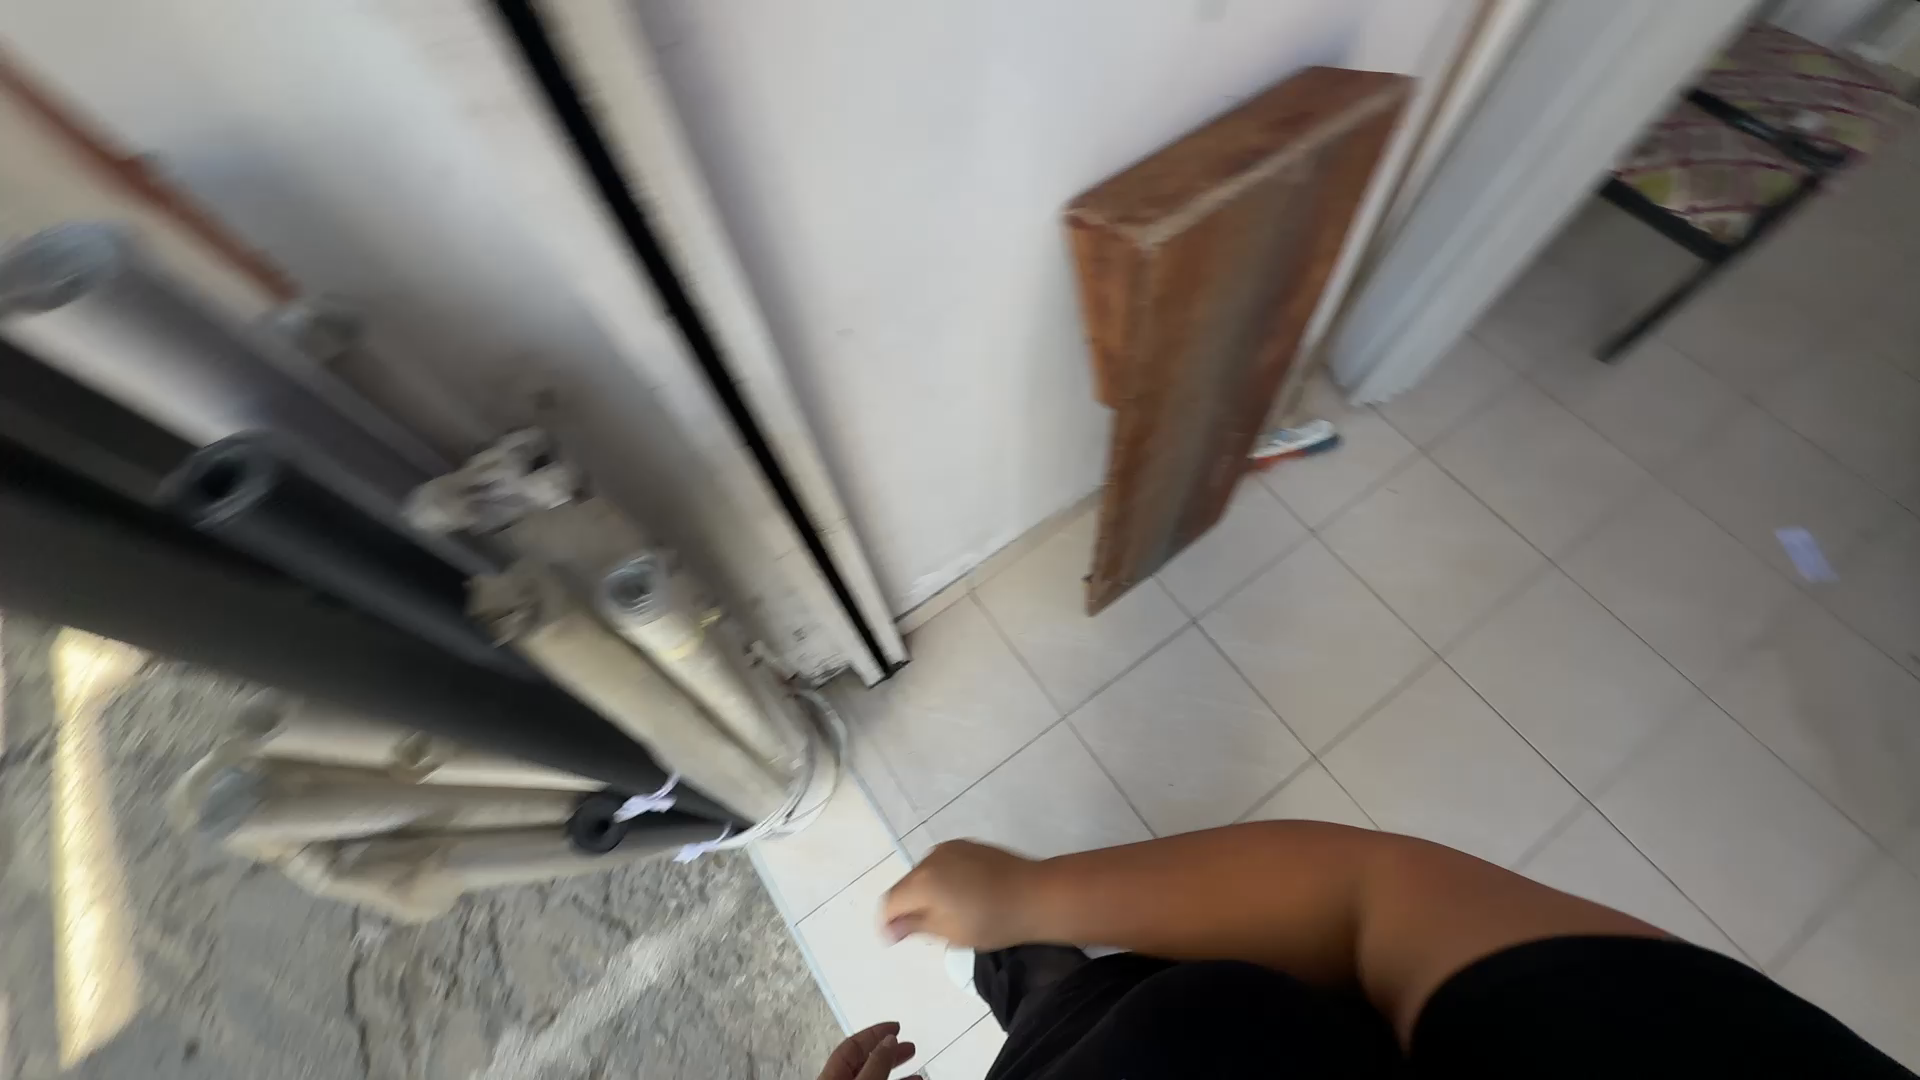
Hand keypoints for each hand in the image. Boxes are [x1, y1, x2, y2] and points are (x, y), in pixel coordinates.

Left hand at [817, 1021, 917, 1079]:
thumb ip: (876, 1061)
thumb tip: (889, 1039)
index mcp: (832, 1073)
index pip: (853, 1044)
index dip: (875, 1032)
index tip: (895, 1026)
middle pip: (865, 1061)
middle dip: (890, 1053)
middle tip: (908, 1046)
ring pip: (875, 1078)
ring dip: (897, 1073)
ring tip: (916, 1074)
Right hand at [880, 839, 1041, 948]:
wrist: (1033, 895)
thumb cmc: (991, 922)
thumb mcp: (949, 932)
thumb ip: (913, 926)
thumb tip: (887, 929)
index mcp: (922, 881)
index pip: (891, 901)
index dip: (890, 922)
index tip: (899, 939)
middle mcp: (931, 858)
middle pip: (907, 884)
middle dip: (910, 906)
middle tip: (931, 930)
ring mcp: (950, 847)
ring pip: (925, 873)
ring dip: (927, 892)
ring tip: (951, 913)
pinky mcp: (967, 844)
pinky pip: (943, 863)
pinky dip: (944, 879)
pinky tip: (964, 895)